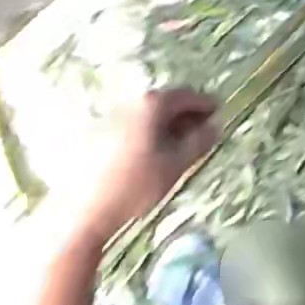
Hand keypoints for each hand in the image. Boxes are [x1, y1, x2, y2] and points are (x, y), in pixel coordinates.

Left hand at [85, 88, 219, 226]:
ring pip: (151, 113)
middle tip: (204, 132)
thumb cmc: (136, 184)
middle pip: (168, 101)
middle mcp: (133, 102)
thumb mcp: (177, 164)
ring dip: (170, 124)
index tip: (220, 114)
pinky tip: (155, 152)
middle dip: (189, 114)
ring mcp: (114, 115)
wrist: (84, 210)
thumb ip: (200, 141)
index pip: (189, 94)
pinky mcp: (101, 132)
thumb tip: (216, 126)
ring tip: (181, 146)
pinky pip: (135, 123)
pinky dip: (151, 131)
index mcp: (153, 103)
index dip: (207, 104)